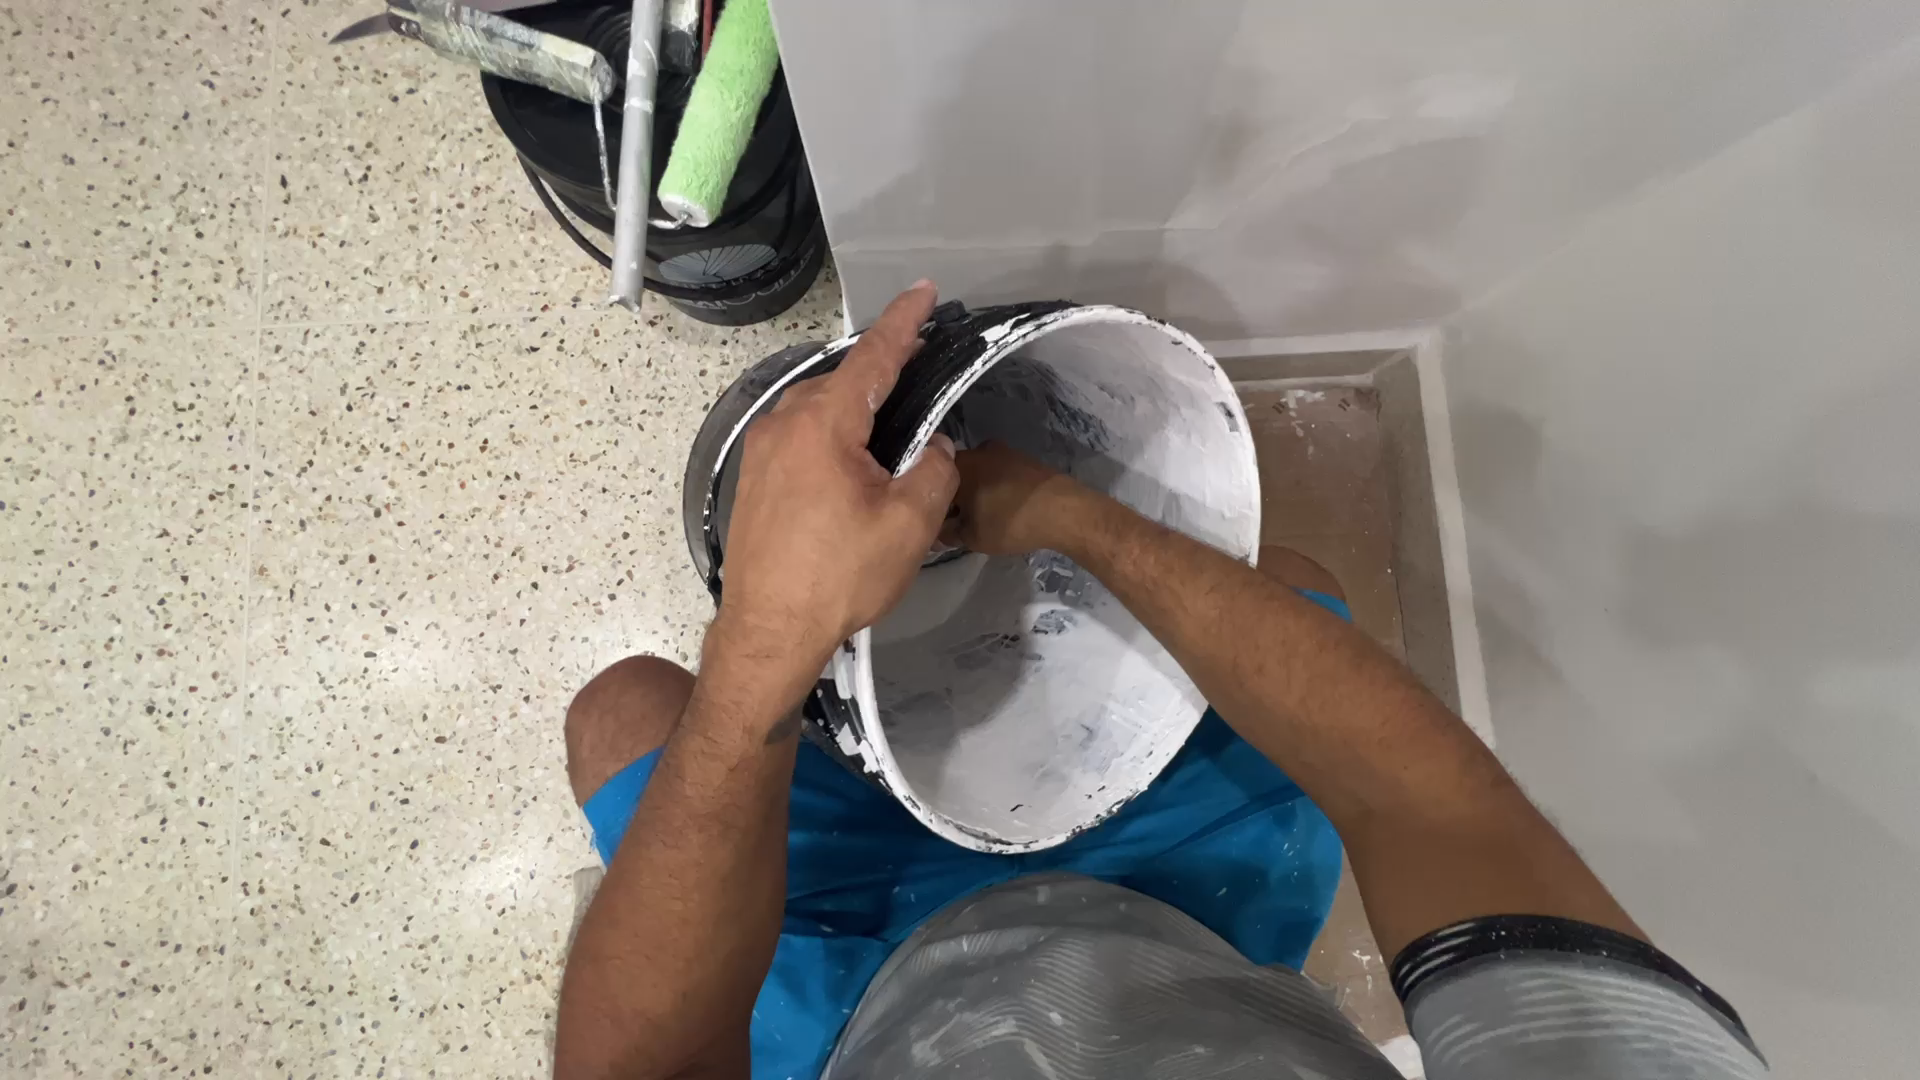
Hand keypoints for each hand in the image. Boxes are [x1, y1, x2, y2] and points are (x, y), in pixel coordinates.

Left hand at [718, 282, 960, 665]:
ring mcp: (761, 451)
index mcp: (823, 423)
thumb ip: (933, 469)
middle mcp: (784, 423)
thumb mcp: (909, 524)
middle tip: (922, 372)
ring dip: (857, 409)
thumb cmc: (840, 576)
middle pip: (843, 381)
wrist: (768, 631)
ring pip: (819, 410)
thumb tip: (932, 447)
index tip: (924, 290)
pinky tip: (852, 462)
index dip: (904, 322)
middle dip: (883, 371)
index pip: (873, 356)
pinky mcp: (754, 478)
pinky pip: (801, 437)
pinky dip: (833, 434)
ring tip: (892, 426)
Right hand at [941, 440, 1085, 555]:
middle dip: (955, 497)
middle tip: (960, 523)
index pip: (932, 480)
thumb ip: (947, 534)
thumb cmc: (1008, 522)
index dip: (933, 504)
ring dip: (977, 493)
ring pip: (980, 474)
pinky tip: (1004, 509)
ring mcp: (1005, 452)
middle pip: (957, 475)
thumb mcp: (971, 537)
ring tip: (984, 518)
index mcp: (959, 463)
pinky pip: (1000, 475)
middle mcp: (979, 449)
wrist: (1063, 511)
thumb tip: (936, 532)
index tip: (938, 523)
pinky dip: (997, 489)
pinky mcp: (1025, 460)